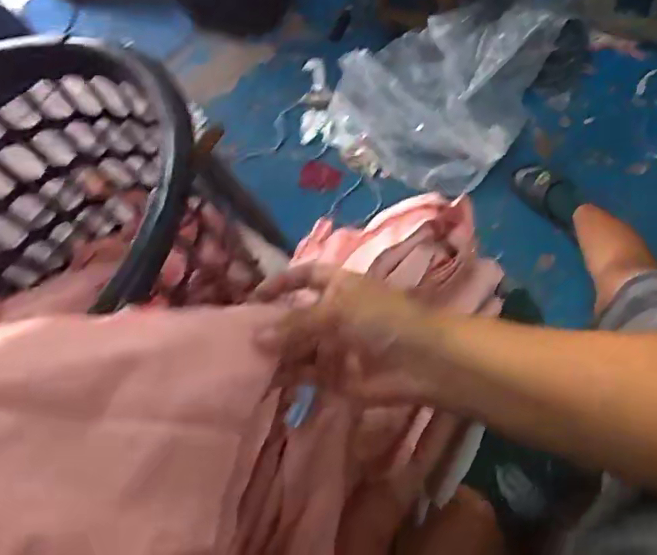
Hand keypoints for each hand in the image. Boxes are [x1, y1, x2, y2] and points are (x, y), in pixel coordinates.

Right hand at [256, 262, 440, 403]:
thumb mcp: (337, 310)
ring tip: (239, 361)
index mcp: (337, 284)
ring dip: (275, 352)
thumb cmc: (383, 319)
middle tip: (234, 337)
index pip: (303, 276)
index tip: (251, 296)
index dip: (281, 282)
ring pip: (296, 346)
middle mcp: (332, 311)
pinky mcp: (335, 377)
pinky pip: (304, 374)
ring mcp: (333, 345)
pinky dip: (286, 377)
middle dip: (270, 323)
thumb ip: (296, 323)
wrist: (422, 361)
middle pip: (295, 314)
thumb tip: (255, 336)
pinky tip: (261, 381)